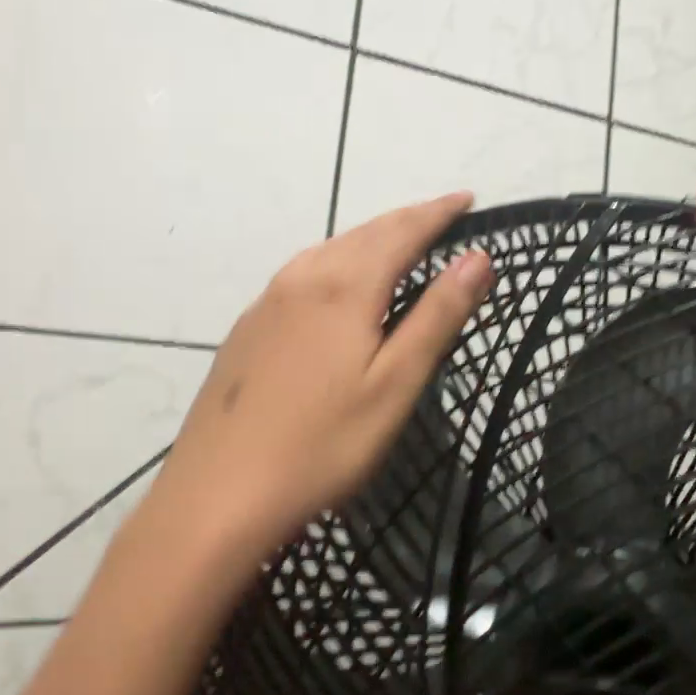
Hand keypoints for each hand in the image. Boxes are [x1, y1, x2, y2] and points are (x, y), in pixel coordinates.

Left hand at [149, 193, 493, 555]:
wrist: (217, 496)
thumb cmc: (322, 445)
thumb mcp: (395, 384)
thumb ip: (438, 316)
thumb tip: (478, 257)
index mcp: (344, 286)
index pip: (403, 231)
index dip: (439, 212)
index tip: (469, 198)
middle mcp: (303, 278)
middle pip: (364, 233)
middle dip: (408, 219)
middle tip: (443, 216)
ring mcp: (268, 301)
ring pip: (330, 250)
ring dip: (371, 238)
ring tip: (400, 242)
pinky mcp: (248, 328)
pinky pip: (304, 273)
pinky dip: (338, 262)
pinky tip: (339, 283)